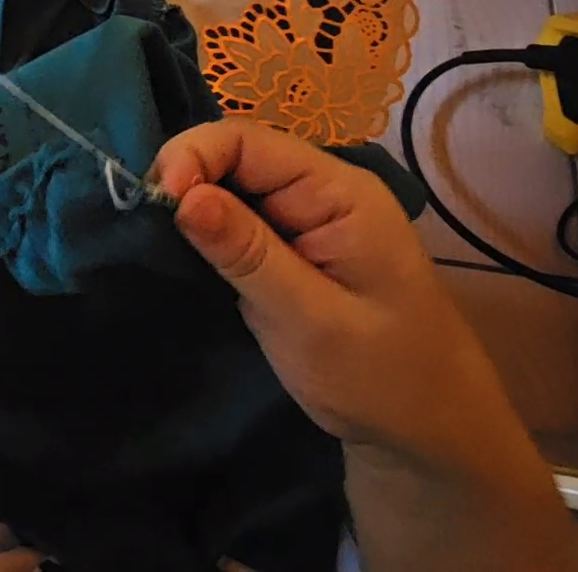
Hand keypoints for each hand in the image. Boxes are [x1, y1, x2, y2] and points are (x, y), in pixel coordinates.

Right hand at [150, 120, 530, 474]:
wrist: (431, 436)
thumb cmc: (384, 380)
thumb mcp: (310, 320)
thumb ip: (247, 253)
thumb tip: (181, 195)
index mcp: (338, 192)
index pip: (246, 140)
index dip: (192, 157)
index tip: (157, 204)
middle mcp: (318, 189)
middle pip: (231, 153)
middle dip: (183, 178)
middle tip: (146, 224)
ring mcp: (301, 215)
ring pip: (225, 182)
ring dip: (186, 202)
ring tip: (155, 237)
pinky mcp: (284, 243)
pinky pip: (231, 215)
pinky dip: (199, 226)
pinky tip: (179, 247)